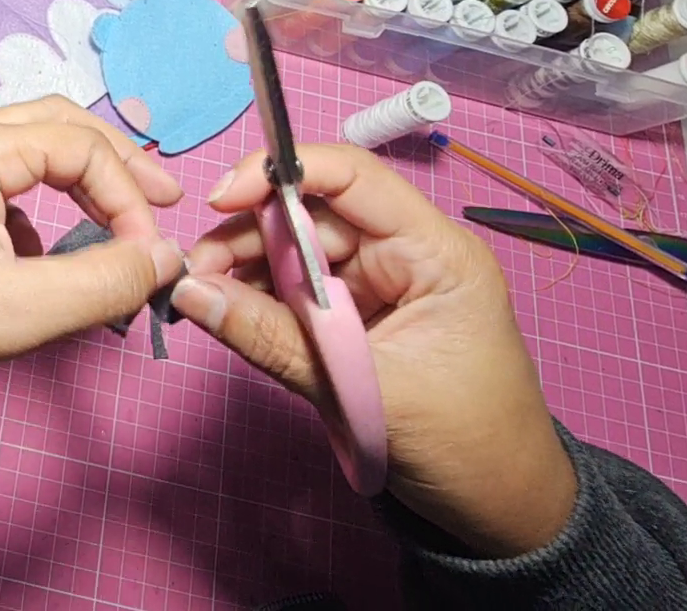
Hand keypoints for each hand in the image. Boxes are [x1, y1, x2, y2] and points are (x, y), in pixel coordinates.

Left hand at [0, 97, 185, 399]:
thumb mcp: (19, 311)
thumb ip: (103, 283)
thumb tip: (164, 258)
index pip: (83, 148)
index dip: (129, 197)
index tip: (149, 258)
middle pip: (60, 124)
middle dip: (117, 161)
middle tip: (165, 200)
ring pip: (33, 147)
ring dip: (82, 176)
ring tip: (124, 216)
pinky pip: (6, 179)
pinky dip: (45, 202)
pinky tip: (52, 251)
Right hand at [170, 145, 577, 557]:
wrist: (498, 514)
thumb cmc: (464, 448)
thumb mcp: (361, 391)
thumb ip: (269, 337)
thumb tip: (188, 291)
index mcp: (431, 252)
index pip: (351, 178)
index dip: (281, 174)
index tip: (221, 201)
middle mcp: (398, 251)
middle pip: (305, 213)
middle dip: (244, 234)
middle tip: (195, 272)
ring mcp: (370, 279)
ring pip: (287, 246)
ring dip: (239, 264)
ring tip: (200, 294)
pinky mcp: (346, 307)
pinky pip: (286, 283)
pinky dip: (249, 292)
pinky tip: (223, 308)